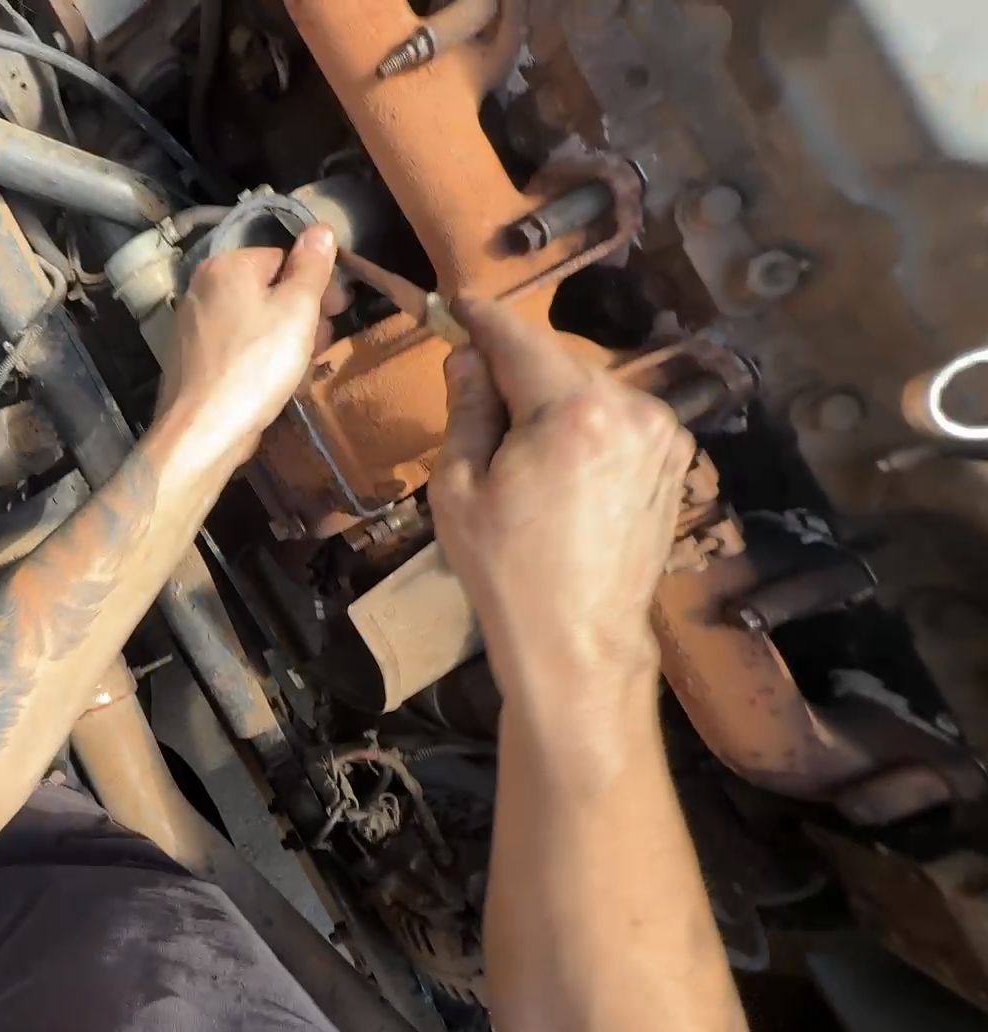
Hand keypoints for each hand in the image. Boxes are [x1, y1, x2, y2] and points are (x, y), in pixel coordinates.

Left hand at [159, 225, 344, 465]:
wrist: (202, 429)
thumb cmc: (255, 365)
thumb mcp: (296, 309)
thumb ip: (311, 266)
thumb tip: (320, 228)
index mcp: (224, 267)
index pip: (283, 258)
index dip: (317, 281)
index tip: (340, 308)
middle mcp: (199, 289)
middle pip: (266, 290)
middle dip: (301, 312)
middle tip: (323, 339)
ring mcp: (189, 327)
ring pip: (252, 321)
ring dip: (284, 337)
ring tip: (302, 364)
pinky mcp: (189, 361)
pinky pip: (234, 347)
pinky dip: (257, 356)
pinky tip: (272, 380)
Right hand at [429, 297, 693, 703]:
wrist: (574, 631)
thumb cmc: (500, 562)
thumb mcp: (458, 486)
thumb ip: (466, 411)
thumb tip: (465, 358)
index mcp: (570, 412)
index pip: (520, 341)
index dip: (483, 318)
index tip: (457, 302)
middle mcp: (630, 408)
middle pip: (558, 360)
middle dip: (512, 363)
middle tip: (469, 384)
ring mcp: (663, 433)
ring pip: (590, 386)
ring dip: (545, 392)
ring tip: (508, 434)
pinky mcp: (673, 459)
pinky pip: (615, 415)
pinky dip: (577, 417)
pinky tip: (550, 456)